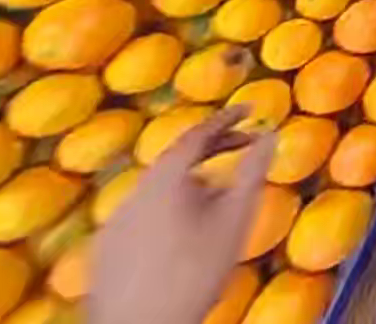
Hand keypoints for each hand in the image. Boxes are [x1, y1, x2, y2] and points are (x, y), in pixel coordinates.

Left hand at [88, 106, 275, 323]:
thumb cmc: (197, 269)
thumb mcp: (237, 214)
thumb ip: (254, 169)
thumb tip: (270, 132)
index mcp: (162, 183)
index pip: (195, 136)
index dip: (226, 118)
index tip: (253, 107)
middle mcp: (131, 198)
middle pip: (175, 159)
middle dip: (214, 146)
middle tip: (248, 143)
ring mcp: (112, 227)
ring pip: (159, 185)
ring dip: (195, 175)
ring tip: (225, 188)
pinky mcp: (105, 252)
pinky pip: (145, 209)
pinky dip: (174, 199)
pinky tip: (192, 221)